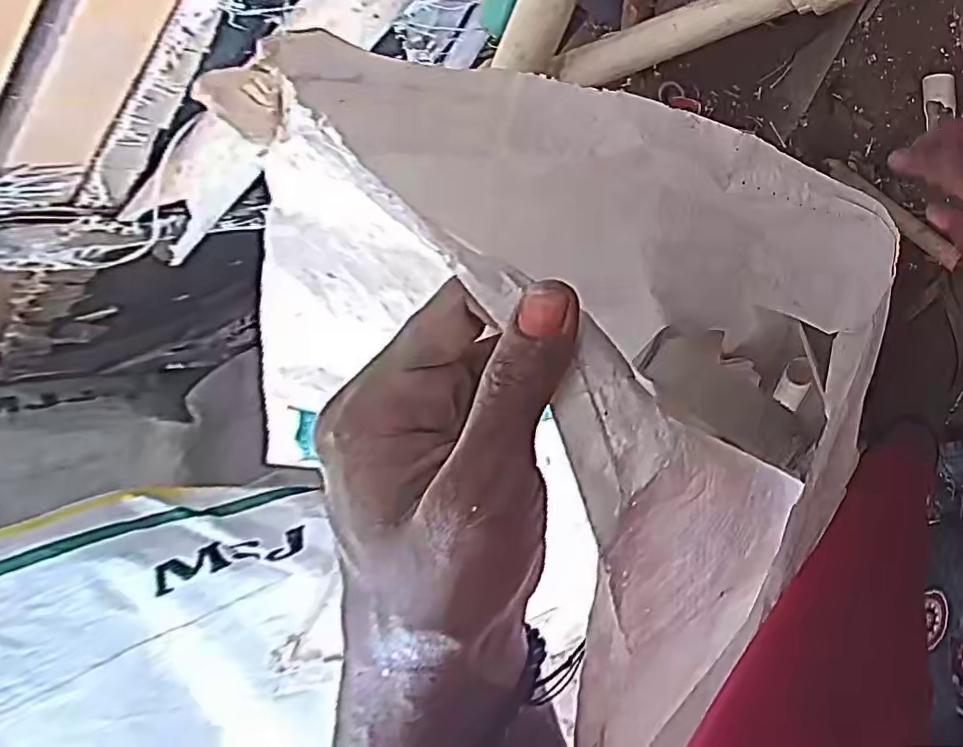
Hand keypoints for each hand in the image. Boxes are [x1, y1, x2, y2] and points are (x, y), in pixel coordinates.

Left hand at [317, 278, 578, 744]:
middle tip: (585, 363)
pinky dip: (549, 386)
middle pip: (481, 327)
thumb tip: (550, 298)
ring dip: (549, 363)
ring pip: (505, 354)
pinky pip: (514, 386)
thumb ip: (515, 385)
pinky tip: (572, 401)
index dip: (516, 301)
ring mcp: (435, 419)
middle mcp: (399, 401)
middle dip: (540, 336)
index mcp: (378, 402)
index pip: (454, 309)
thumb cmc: (445, 589)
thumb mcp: (482, 482)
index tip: (574, 317)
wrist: (444, 663)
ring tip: (582, 387)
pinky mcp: (468, 436)